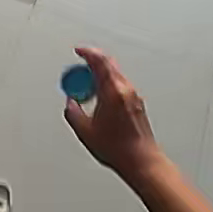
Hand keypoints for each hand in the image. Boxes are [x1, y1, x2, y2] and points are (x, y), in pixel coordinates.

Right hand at [63, 46, 165, 181]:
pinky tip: (100, 100)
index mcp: (113, 91)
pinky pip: (120, 85)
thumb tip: (70, 103)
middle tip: (80, 69)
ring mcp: (134, 96)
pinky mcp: (137, 103)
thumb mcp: (85, 131)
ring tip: (88, 90)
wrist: (142, 161)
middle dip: (92, 62)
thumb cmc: (119, 149)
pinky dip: (108, 85)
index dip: (87, 52)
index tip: (78, 51)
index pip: (100, 61)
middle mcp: (126, 90)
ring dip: (100, 75)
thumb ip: (73, 112)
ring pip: (115, 74)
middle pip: (109, 64)